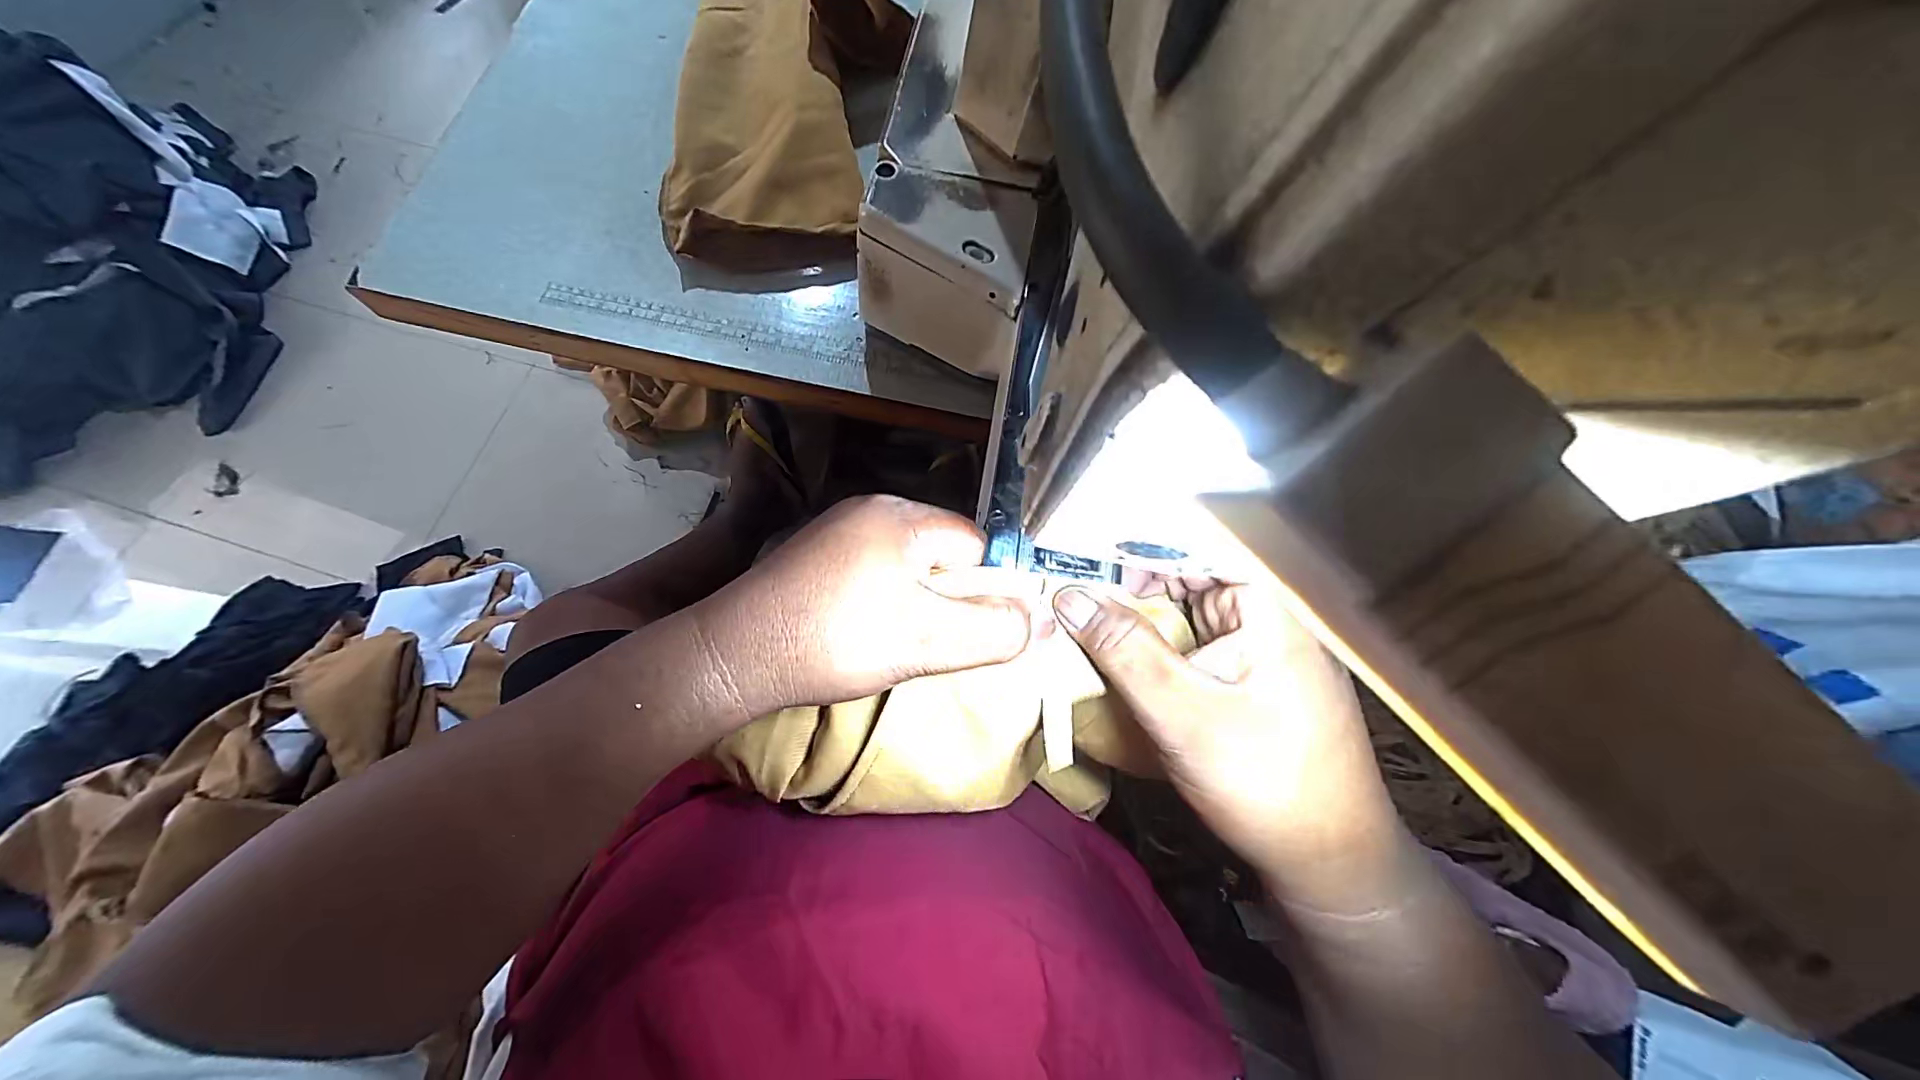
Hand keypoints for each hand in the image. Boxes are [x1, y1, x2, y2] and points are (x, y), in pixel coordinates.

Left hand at [692, 496, 1035, 715]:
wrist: (734, 656)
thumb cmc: (837, 643)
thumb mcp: (928, 642)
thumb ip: (995, 631)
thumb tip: (1045, 618)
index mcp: (903, 516)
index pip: (977, 545)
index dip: (980, 591)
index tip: (959, 631)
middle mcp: (871, 507)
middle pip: (942, 552)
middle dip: (944, 598)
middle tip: (920, 640)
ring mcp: (838, 527)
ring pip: (907, 564)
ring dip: (911, 601)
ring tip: (885, 639)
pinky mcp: (814, 551)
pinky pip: (872, 569)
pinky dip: (877, 599)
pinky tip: (856, 629)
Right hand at [1052, 574, 1408, 903]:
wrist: (1334, 868)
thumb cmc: (1267, 785)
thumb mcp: (1182, 713)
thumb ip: (1124, 651)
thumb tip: (1070, 597)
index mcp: (1270, 610)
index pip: (1193, 551)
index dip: (1134, 551)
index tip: (1081, 564)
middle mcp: (1271, 623)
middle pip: (1187, 586)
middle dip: (1130, 593)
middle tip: (1073, 606)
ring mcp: (1265, 657)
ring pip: (1189, 622)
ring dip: (1142, 628)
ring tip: (1088, 633)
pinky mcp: (1256, 687)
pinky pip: (1199, 654)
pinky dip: (1161, 657)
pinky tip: (1130, 671)